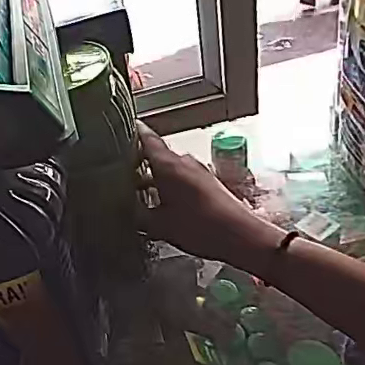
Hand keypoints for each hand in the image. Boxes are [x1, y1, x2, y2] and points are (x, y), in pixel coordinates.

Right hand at [136, 122, 284, 268]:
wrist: (241, 236)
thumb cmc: (203, 227)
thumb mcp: (159, 226)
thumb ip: (138, 215)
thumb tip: (127, 211)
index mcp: (168, 165)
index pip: (146, 138)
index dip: (133, 132)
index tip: (124, 128)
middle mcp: (184, 163)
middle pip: (156, 155)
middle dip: (138, 164)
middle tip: (122, 176)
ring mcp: (198, 172)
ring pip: (169, 169)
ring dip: (155, 179)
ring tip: (141, 198)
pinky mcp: (208, 184)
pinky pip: (183, 179)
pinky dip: (170, 187)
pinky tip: (164, 206)